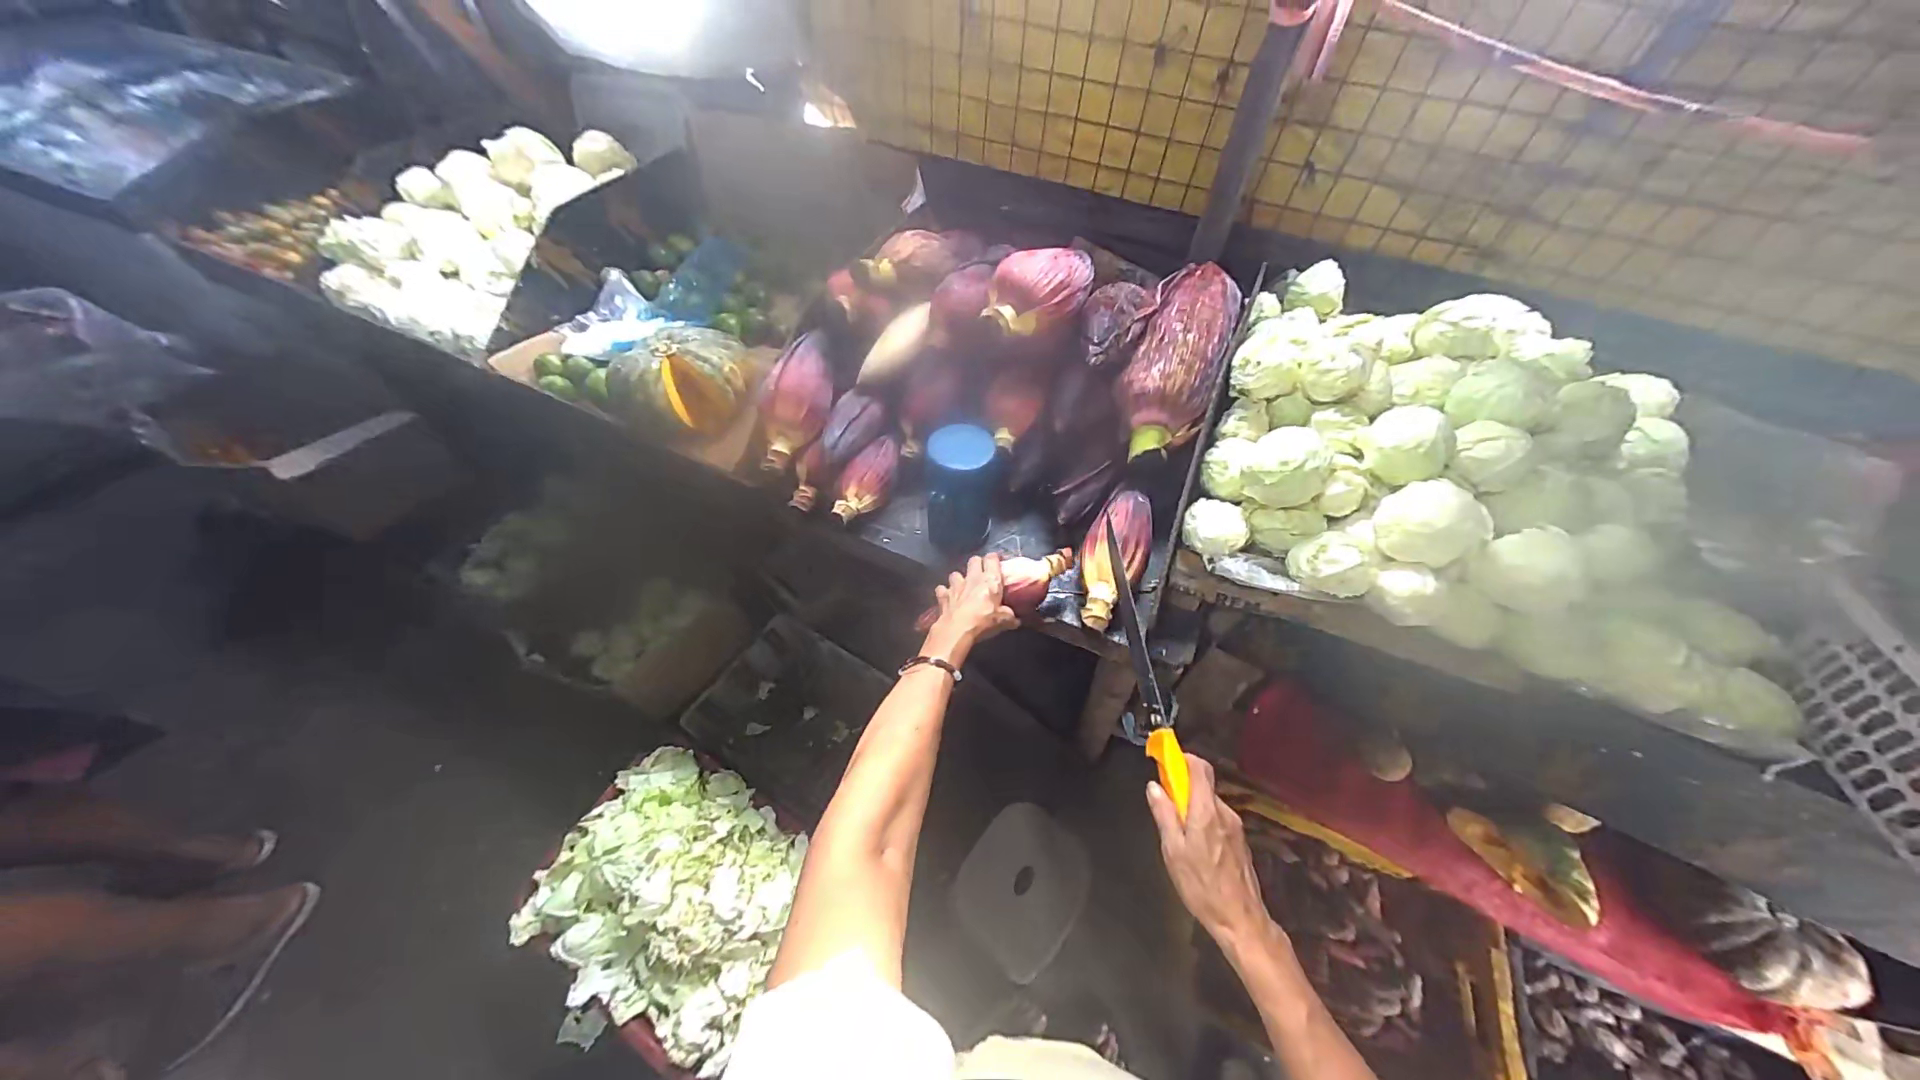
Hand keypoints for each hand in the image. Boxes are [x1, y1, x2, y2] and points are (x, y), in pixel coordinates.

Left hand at [924, 555, 1017, 662]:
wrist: (957, 630)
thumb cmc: (984, 621)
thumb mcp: (1003, 621)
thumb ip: (1009, 617)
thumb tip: (1015, 620)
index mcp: (990, 580)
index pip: (992, 559)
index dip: (994, 559)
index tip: (997, 562)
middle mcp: (972, 578)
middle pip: (974, 560)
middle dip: (977, 564)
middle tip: (981, 573)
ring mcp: (956, 585)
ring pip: (956, 573)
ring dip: (959, 578)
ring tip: (962, 586)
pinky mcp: (943, 596)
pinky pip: (942, 589)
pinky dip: (944, 592)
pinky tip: (948, 598)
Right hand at [1147, 753, 1277, 950]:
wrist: (1241, 920)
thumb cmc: (1201, 886)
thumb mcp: (1173, 851)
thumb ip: (1164, 815)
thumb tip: (1155, 787)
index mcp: (1206, 811)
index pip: (1200, 768)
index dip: (1182, 758)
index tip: (1165, 761)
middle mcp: (1224, 813)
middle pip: (1204, 785)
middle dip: (1183, 787)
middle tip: (1165, 804)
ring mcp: (1235, 827)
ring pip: (1210, 804)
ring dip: (1193, 807)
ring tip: (1178, 833)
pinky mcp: (1240, 841)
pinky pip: (1218, 819)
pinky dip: (1204, 820)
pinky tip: (1196, 846)